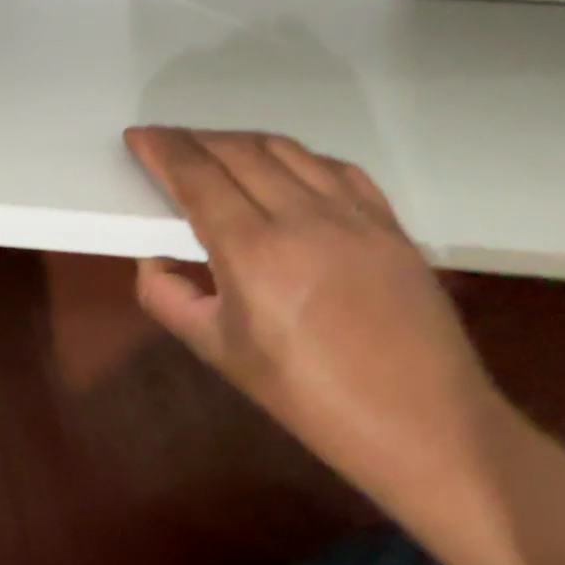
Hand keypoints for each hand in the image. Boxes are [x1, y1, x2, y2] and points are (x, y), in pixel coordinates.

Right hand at [124, 126, 501, 496]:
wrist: (426, 427)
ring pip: (286, 151)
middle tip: (164, 142)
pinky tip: (281, 168)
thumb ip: (166, 295)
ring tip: (213, 149)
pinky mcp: (392, 227)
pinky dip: (295, 157)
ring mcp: (355, 218)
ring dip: (239, 141)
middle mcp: (303, 220)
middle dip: (192, 139)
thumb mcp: (215, 350)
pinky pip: (335, 169)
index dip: (162, 150)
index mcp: (252, 252)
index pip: (196, 176)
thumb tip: (154, 258)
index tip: (138, 137)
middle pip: (237, 152)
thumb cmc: (307, 395)